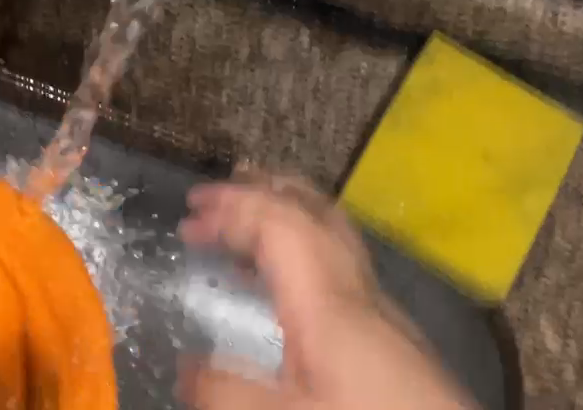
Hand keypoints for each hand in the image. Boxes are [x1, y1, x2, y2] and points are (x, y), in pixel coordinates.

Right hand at [177, 177, 474, 409]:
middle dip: (257, 192)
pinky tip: (282, 283)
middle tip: (212, 195)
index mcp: (328, 301)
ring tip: (242, 219)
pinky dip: (301, 250)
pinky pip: (340, 265)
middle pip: (312, 213)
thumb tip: (184, 368)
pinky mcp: (398, 339)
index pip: (277, 220)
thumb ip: (225, 390)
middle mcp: (359, 293)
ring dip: (282, 214)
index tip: (188, 217)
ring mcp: (386, 313)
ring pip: (333, 235)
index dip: (230, 206)